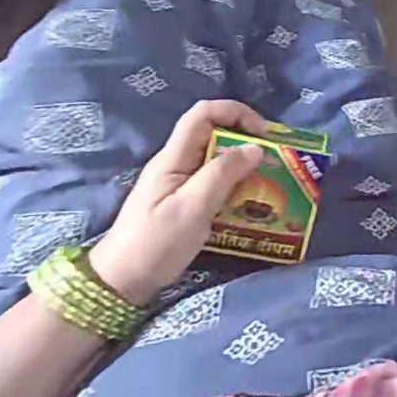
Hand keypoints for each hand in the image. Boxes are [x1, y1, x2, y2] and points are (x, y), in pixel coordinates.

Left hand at [89, 100, 268, 303]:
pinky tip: (250, 203)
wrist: (121, 282)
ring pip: (216, 160)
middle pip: (213, 134)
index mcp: (173, 157)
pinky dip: (234, 186)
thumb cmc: (155, 244)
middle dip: (246, 141)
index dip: (236, 113)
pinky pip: (213, 183)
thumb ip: (223, 174)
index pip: (204, 114)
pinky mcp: (183, 202)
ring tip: (269, 183)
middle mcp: (176, 163)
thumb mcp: (193, 208)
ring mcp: (178, 183)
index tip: (265, 134)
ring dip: (243, 166)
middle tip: (275, 161)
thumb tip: (256, 148)